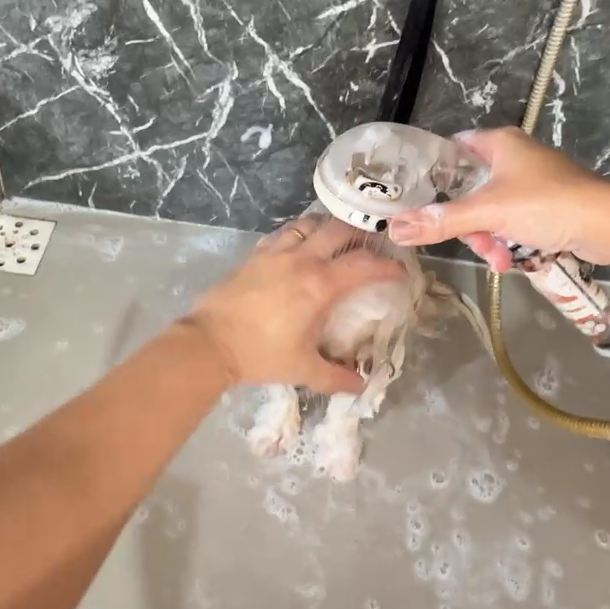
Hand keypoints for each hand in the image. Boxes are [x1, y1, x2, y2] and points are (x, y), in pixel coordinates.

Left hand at [178, 214, 403, 394]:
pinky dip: (300, 233)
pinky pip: (284, 233)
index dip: (387, 266)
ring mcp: (276, 253)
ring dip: (328, 227)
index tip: (399, 271)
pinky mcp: (256, 254)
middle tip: (372, 242)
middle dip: (361, 232)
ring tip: (338, 238)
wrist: (210, 343)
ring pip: (309, 224)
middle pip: (339, 229)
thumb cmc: (261, 355)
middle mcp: (301, 260)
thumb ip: (336, 377)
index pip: (364, 265)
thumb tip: (361, 383)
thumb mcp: (303, 370)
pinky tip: (301, 246)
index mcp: (320, 285)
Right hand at [386, 128, 609, 270]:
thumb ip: (441, 221)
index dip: (434, 173)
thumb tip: (396, 228)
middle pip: (470, 189)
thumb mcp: (487, 213)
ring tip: (500, 260)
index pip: (452, 149)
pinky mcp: (550, 206)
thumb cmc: (545, 204)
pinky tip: (513, 262)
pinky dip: (511, 242)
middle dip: (469, 223)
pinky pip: (515, 223)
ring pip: (492, 211)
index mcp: (499, 143)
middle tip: (475, 242)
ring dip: (490, 239)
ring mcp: (534, 182)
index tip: (420, 199)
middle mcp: (515, 157)